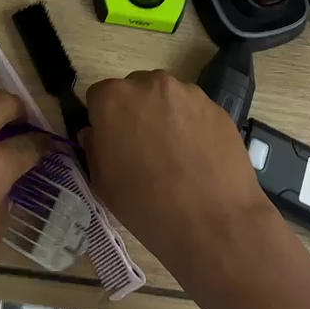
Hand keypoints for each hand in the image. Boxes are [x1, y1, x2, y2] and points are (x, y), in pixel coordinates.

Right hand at [81, 69, 274, 270]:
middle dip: (135, 113)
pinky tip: (198, 158)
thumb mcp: (102, 183)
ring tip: (176, 155)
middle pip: (134, 91)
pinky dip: (192, 126)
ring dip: (165, 117)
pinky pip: (194, 111)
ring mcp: (187, 93)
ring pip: (167, 99)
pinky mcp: (216, 107)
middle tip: (144, 149)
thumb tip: (96, 134)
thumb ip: (93, 148)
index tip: (113, 143)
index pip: (99, 97)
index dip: (104, 121)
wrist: (214, 224)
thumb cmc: (146, 206)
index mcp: (113, 98)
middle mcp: (149, 84)